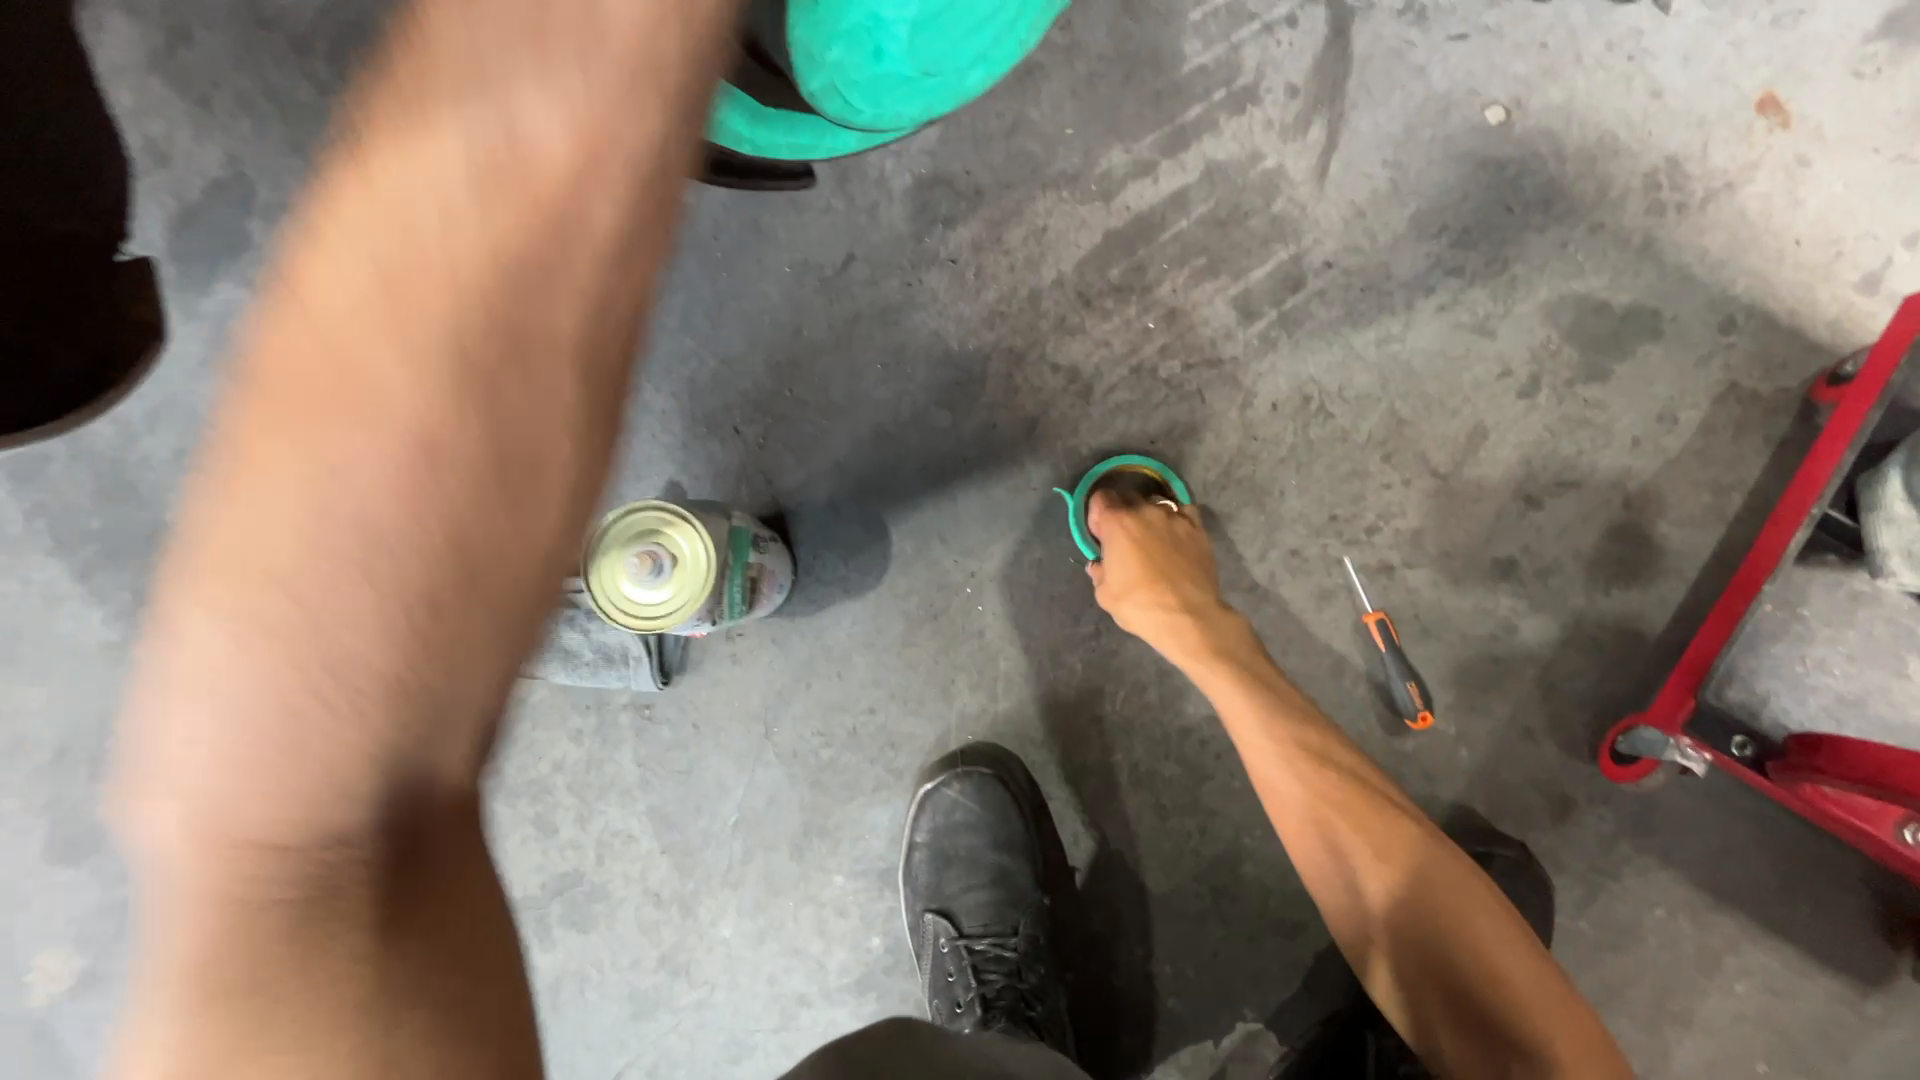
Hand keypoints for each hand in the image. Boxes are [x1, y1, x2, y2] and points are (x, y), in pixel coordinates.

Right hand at [1084, 490, 1243, 669]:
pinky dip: (1177, 519)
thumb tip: (1099, 565)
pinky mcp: (1198, 528)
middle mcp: (1145, 511)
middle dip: (1122, 512)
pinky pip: (1184, 512)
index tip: (1100, 534)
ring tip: (1153, 537)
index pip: (1100, 498)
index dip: (1097, 515)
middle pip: (1128, 497)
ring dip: (1149, 515)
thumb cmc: (1139, 605)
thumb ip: (1099, 572)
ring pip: (1156, 503)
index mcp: (1117, 523)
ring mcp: (1174, 517)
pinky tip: (1177, 536)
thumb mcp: (1104, 594)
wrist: (1187, 617)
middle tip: (1124, 537)